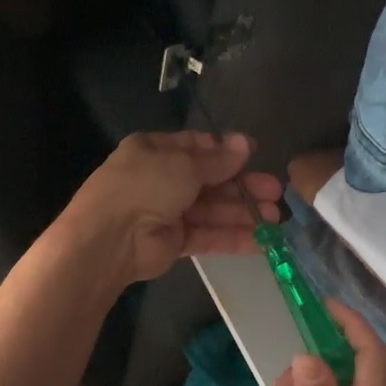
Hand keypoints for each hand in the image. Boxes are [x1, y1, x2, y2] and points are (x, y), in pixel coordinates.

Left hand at [56, 131, 281, 284]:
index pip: (195, 146)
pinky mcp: (173, 242)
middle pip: (208, 180)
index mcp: (153, 150)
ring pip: (211, 209)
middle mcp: (159, 178)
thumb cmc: (143, 186)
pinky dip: (232, 237)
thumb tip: (246, 143)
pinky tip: (262, 241)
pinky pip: (207, 235)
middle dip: (242, 185)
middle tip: (276, 191)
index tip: (255, 154)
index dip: (225, 151)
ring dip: (243, 212)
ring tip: (276, 218)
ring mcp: (166, 212)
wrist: (108, 239)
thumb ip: (216, 160)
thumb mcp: (182, 164)